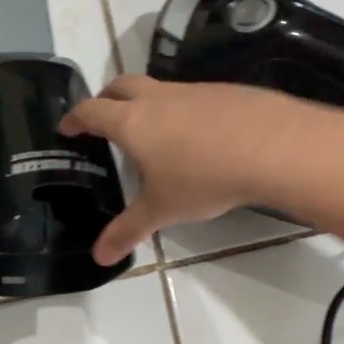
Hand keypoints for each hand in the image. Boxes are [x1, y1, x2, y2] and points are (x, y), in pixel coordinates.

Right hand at [60, 76, 328, 264]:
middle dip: (105, 99)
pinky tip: (198, 138)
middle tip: (101, 119)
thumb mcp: (161, 210)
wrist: (277, 147)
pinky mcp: (228, 93)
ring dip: (146, 104)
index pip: (91, 111)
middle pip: (121, 85)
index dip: (75, 118)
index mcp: (132, 122)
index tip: (66, 128)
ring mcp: (195, 91)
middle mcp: (159, 98)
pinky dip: (182, 112)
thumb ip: (128, 231)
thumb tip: (99, 258)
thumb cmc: (204, 177)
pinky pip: (193, 98)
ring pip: (159, 89)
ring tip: (151, 133)